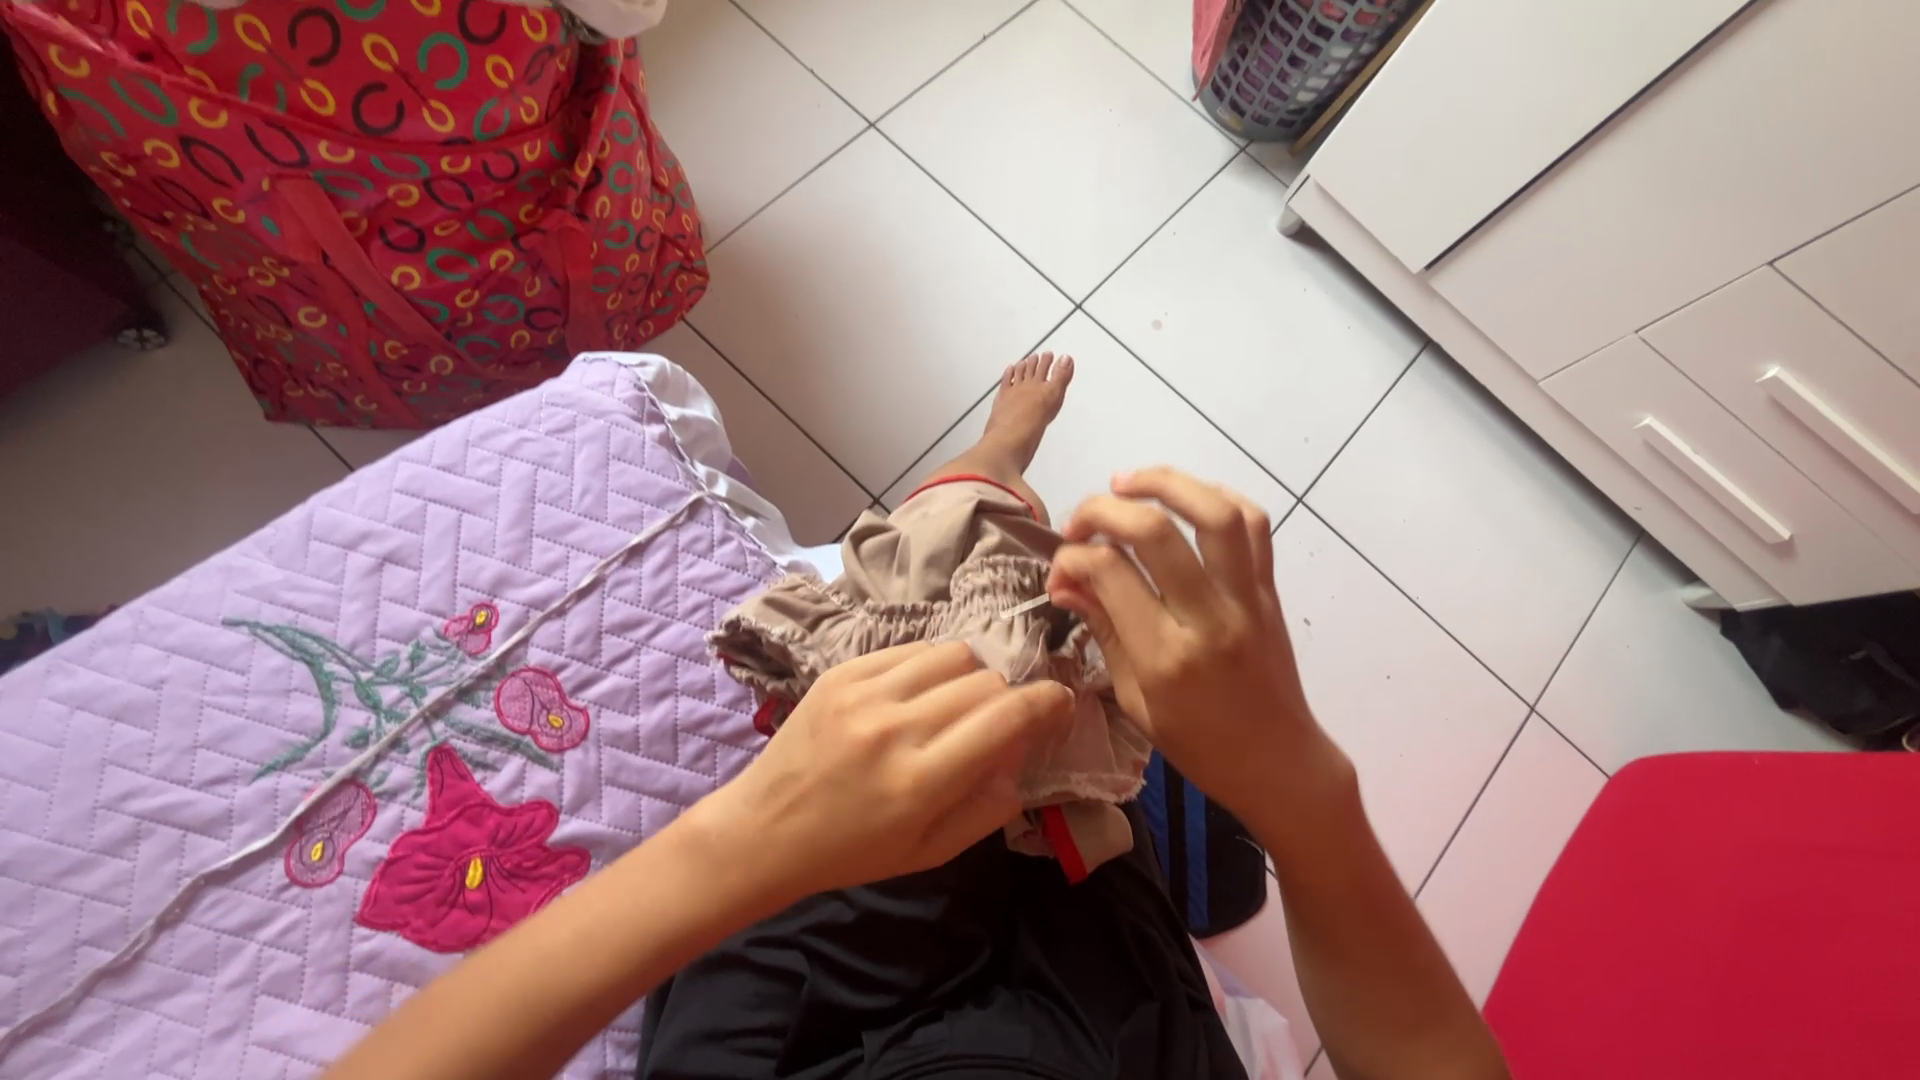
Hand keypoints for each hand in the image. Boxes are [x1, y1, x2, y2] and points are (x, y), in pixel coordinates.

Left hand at [690, 642, 1073, 901]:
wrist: (765, 829)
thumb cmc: (852, 851)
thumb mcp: (930, 852)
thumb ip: (988, 807)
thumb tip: (1023, 756)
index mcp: (921, 780)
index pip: (1007, 717)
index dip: (1047, 703)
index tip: (1058, 703)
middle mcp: (896, 727)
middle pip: (986, 681)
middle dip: (1008, 698)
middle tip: (999, 719)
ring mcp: (864, 692)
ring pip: (953, 654)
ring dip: (971, 676)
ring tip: (957, 703)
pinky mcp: (842, 672)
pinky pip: (911, 648)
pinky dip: (932, 666)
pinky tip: (921, 691)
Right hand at [1046, 467, 1346, 821]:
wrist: (1279, 763)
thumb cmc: (1198, 745)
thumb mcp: (1134, 700)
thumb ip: (1103, 630)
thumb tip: (1066, 582)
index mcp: (1166, 656)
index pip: (1110, 573)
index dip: (1072, 558)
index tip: (1060, 571)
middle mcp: (1209, 618)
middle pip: (1155, 531)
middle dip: (1103, 511)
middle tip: (1080, 523)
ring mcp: (1247, 599)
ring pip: (1214, 512)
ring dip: (1164, 482)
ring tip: (1125, 483)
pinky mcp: (1270, 590)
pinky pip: (1253, 524)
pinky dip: (1216, 496)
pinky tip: (1182, 499)